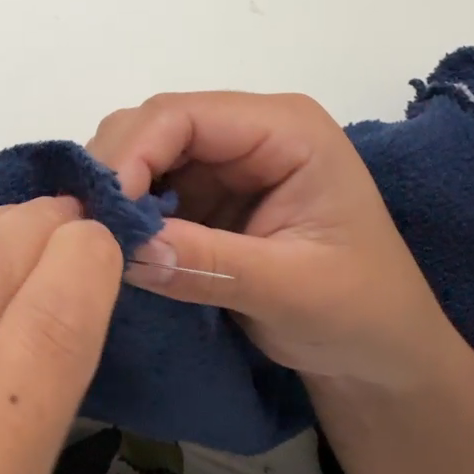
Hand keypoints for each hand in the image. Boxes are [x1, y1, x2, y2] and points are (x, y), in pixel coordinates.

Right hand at [88, 92, 461, 390]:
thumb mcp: (292, 290)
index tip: (103, 212)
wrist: (381, 358)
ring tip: (101, 240)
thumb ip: (208, 264)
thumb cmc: (362, 316)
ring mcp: (223, 160)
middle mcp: (248, 130)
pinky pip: (146, 186)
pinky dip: (125, 211)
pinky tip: (116, 242)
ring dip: (116, 193)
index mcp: (285, 129)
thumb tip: (122, 245)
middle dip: (117, 171)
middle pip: (153, 125)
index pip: (183, 114)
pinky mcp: (204, 193)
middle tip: (91, 229)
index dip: (134, 153)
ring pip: (140, 152)